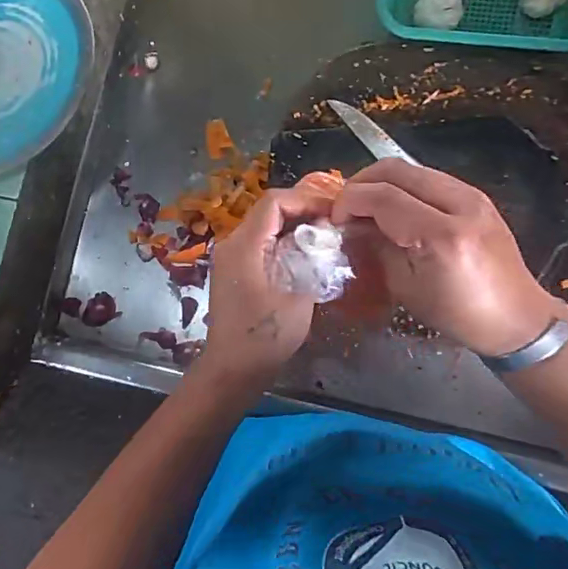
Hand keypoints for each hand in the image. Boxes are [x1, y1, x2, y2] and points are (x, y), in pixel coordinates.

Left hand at [204, 187, 334, 384]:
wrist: (233, 368)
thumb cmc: (264, 335)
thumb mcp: (298, 296)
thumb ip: (311, 260)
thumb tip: (325, 237)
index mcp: (243, 245)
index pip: (273, 202)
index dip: (306, 200)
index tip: (335, 210)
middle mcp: (232, 244)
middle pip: (268, 212)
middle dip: (303, 212)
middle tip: (336, 223)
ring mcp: (231, 258)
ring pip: (265, 228)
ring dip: (295, 227)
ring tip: (327, 237)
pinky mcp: (235, 272)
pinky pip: (261, 245)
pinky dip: (284, 243)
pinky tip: (308, 256)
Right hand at [331, 160, 558, 355]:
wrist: (518, 319)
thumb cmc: (457, 313)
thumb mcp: (403, 285)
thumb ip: (376, 245)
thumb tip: (352, 223)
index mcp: (442, 235)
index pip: (381, 196)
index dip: (348, 201)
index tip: (334, 219)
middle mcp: (461, 206)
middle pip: (394, 170)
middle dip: (360, 183)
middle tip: (345, 207)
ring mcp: (472, 197)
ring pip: (410, 168)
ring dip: (380, 182)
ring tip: (365, 207)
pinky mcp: (476, 197)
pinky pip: (426, 178)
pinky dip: (401, 186)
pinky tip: (392, 208)